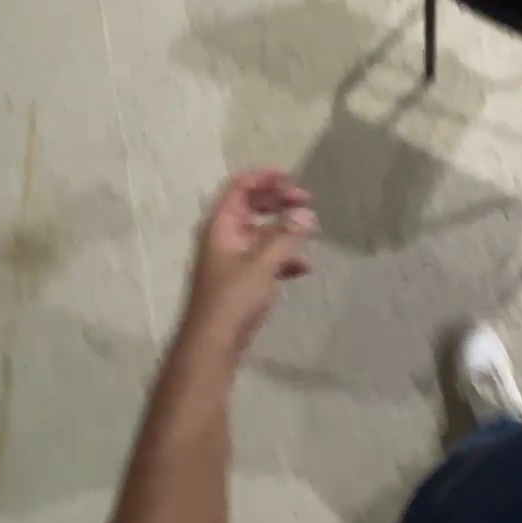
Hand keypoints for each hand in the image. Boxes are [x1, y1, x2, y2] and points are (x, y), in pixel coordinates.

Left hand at [179, 169, 315, 361]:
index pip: (239, 187)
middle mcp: (224, 237)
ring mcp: (232, 259)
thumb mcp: (262, 263)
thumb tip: (307, 213)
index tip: (290, 176)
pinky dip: (284, 256)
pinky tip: (303, 268)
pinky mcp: (242, 280)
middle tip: (305, 200)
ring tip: (309, 229)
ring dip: (284, 228)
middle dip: (278, 200)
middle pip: (251, 206)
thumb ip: (286, 235)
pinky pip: (265, 257)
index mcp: (221, 226)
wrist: (212, 345)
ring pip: (261, 232)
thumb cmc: (233, 298)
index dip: (263, 177)